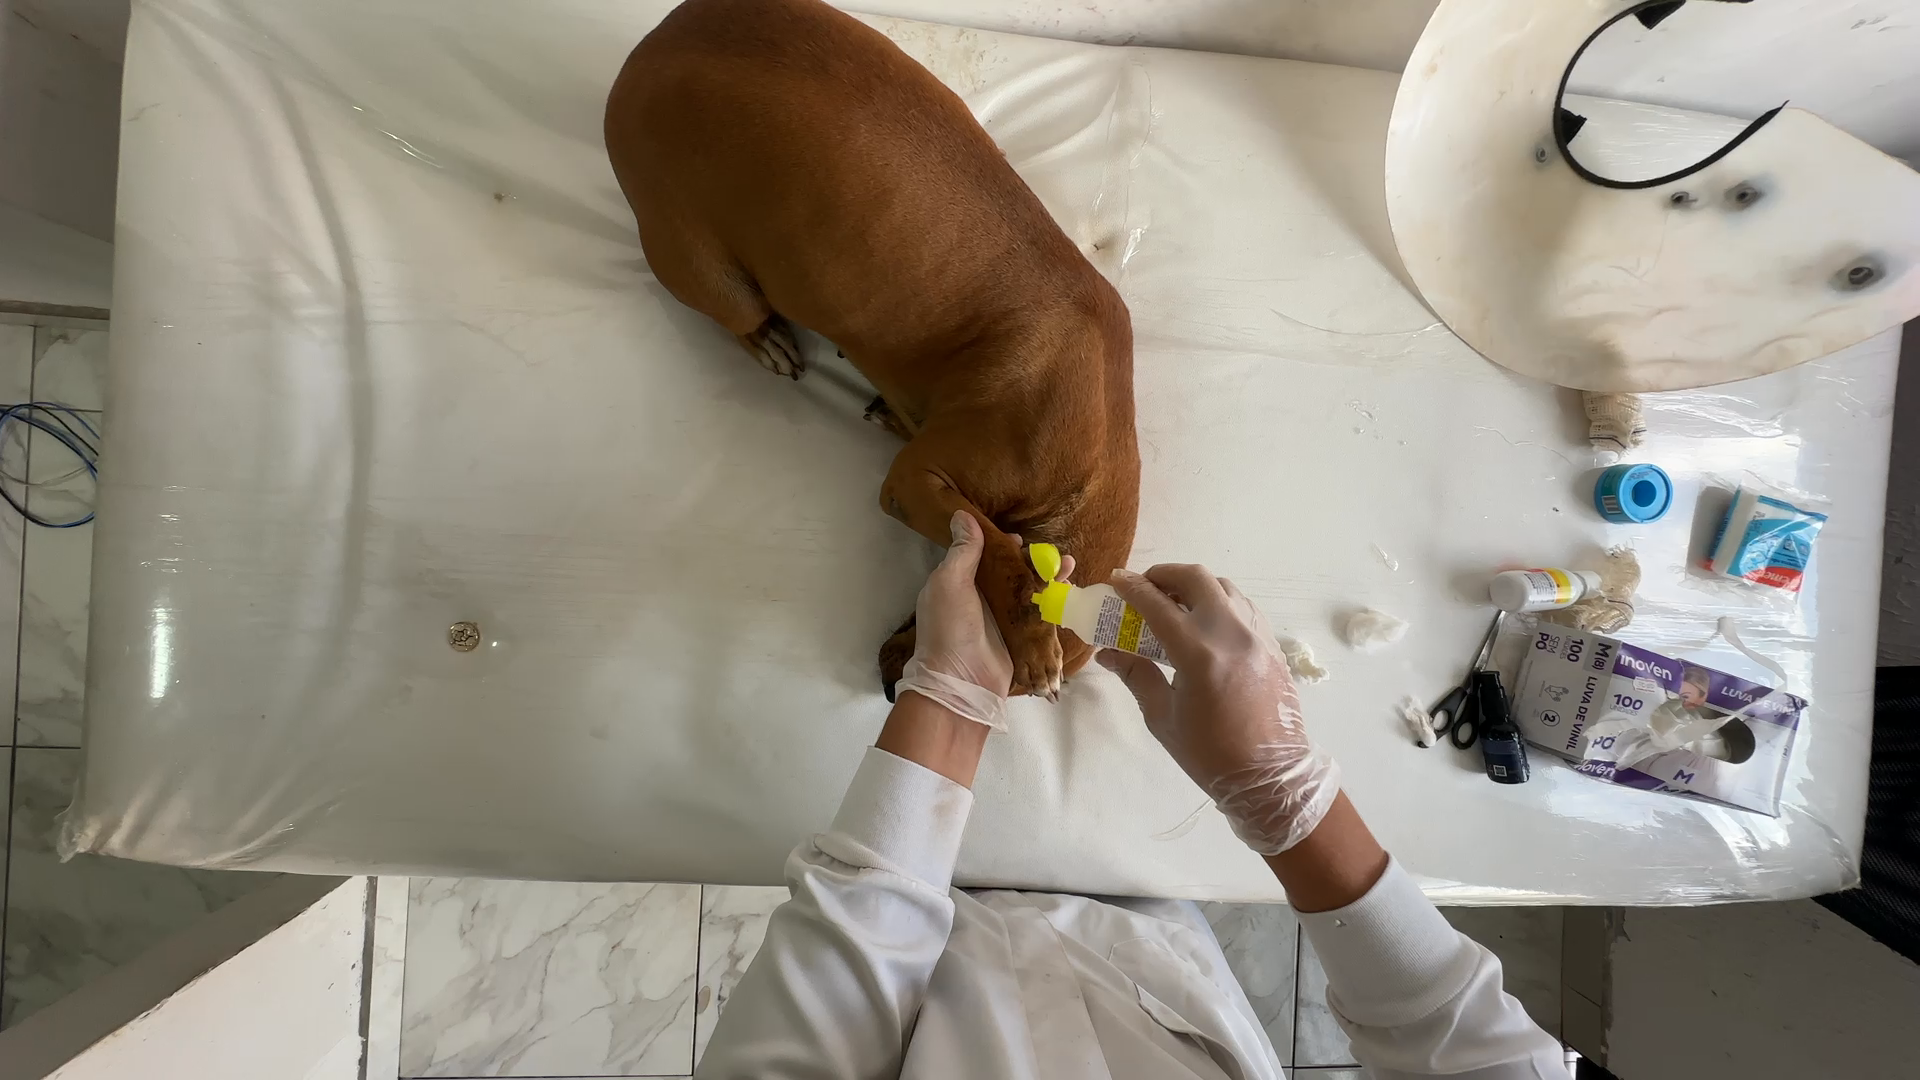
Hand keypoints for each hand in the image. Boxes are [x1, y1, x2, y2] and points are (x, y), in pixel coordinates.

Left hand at [894, 512, 1072, 730]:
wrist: (961, 682)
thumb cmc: (949, 628)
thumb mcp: (950, 583)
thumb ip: (962, 551)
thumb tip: (961, 514)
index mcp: (962, 583)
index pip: (984, 556)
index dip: (1001, 545)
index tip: (1017, 538)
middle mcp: (984, 598)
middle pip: (1012, 571)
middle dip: (1032, 560)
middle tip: (1050, 552)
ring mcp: (1005, 619)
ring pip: (1031, 590)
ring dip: (1050, 576)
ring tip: (1068, 563)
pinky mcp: (1023, 636)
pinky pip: (1043, 613)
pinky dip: (1057, 599)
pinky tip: (1070, 586)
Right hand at [1097, 565, 1340, 854]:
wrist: (1272, 779)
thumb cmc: (1210, 753)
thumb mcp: (1162, 716)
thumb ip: (1135, 674)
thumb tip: (1106, 652)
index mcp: (1198, 654)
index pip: (1157, 604)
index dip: (1132, 588)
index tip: (1115, 580)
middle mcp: (1231, 634)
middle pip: (1196, 579)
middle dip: (1165, 575)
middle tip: (1145, 587)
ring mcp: (1257, 636)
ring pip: (1224, 587)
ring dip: (1194, 587)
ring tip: (1174, 603)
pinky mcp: (1273, 645)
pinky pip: (1243, 607)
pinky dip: (1219, 603)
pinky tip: (1205, 623)